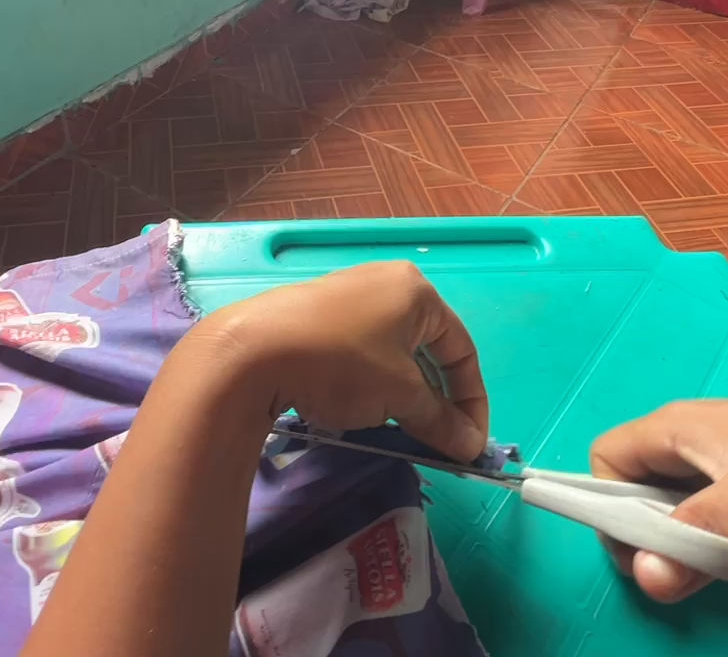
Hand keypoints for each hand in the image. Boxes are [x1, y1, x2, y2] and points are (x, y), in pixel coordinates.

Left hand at [185, 260, 489, 460]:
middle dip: (438, 397)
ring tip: (400, 425)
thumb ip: (440, 419)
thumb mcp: (399, 395)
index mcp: (416, 291)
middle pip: (429, 347)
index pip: (462, 349)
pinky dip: (375, 378)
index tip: (471, 442)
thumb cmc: (342, 363)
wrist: (255, 351)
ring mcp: (350, 292)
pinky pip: (364, 346)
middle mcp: (387, 282)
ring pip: (395, 349)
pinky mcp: (320, 310)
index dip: (472, 400)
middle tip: (439, 438)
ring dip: (406, 391)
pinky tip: (361, 403)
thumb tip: (471, 445)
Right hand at [590, 399, 727, 601]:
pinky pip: (714, 510)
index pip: (607, 462)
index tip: (647, 554)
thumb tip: (644, 579)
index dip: (612, 508)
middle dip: (661, 531)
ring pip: (678, 503)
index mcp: (674, 427)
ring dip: (698, 538)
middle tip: (702, 564)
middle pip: (639, 486)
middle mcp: (687, 437)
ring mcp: (720, 457)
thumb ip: (700, 535)